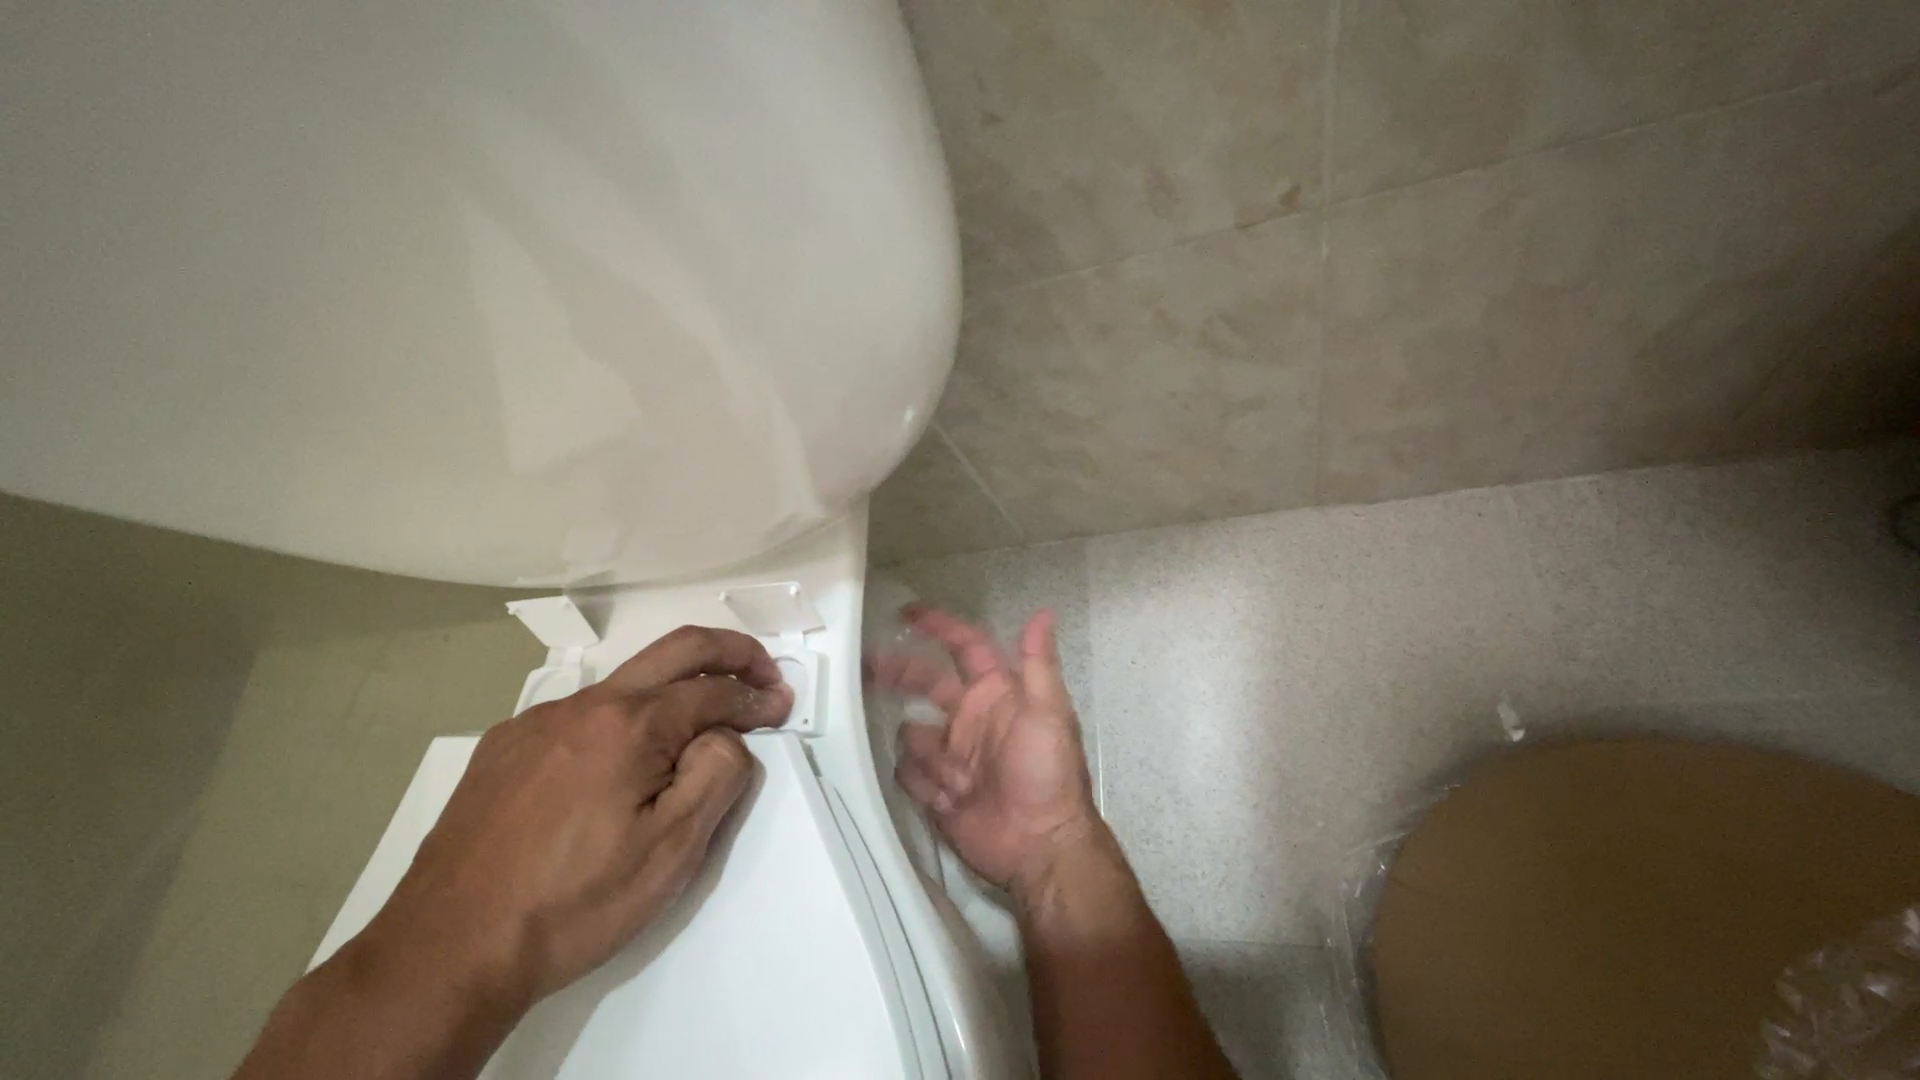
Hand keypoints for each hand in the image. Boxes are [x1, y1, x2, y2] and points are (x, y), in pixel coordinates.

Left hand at [360, 625, 792, 1006]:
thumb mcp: (672, 850)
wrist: (448, 949)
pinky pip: (580, 715)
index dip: (757, 695)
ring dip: (674, 690)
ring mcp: (536, 722)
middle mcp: (583, 704)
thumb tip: (725, 734)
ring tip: (694, 732)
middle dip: (730, 653)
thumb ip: (718, 773)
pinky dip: (622, 721)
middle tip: (762, 674)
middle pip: (675, 651)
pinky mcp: (504, 748)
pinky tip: (618, 769)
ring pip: (624, 684)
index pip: (713, 691)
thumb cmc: (575, 903)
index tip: (782, 706)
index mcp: (629, 724)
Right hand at [866, 607, 1099, 897]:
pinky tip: (951, 797)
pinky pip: (909, 773)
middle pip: (924, 682)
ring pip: (911, 733)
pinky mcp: (935, 788)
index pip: (964, 648)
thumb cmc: (1049, 775)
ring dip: (928, 752)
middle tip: (869, 667)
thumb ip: (1039, 664)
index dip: (940, 627)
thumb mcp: (1050, 713)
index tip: (908, 614)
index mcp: (997, 694)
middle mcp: (970, 718)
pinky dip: (924, 783)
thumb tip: (1042, 615)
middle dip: (900, 673)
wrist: (1039, 845)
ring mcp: (950, 754)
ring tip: (958, 777)